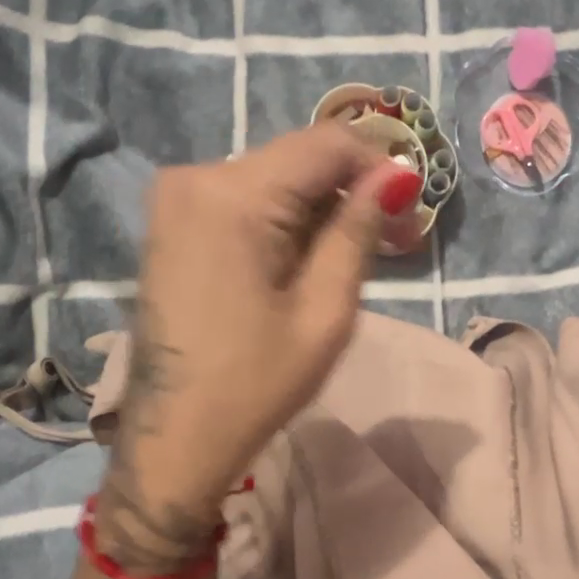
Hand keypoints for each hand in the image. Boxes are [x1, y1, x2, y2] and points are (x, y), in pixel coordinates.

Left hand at [96, 126, 423, 572]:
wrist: (176, 434)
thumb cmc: (257, 383)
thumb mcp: (325, 312)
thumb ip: (357, 232)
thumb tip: (393, 177)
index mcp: (233, 196)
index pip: (324, 144)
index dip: (377, 166)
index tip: (409, 210)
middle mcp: (195, 177)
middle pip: (295, 158)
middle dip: (346, 190)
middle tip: (387, 243)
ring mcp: (174, 198)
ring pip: (270, 178)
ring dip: (314, 209)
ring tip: (341, 264)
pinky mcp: (169, 223)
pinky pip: (240, 200)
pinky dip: (279, 220)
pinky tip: (297, 263)